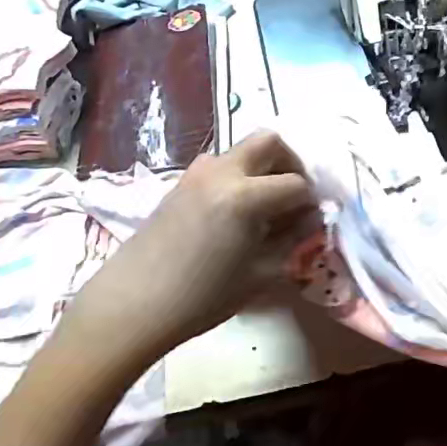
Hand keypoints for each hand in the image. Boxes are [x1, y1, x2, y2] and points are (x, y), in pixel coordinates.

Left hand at [68, 131, 314, 355]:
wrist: (135, 303)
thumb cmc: (203, 297)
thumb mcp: (261, 274)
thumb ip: (291, 240)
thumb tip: (309, 221)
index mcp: (247, 196)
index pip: (297, 184)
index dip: (310, 203)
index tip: (311, 223)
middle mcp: (223, 172)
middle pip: (270, 142)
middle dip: (290, 165)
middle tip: (292, 198)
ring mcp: (198, 173)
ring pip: (242, 150)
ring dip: (262, 169)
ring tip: (263, 208)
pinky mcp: (181, 182)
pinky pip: (220, 166)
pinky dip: (238, 177)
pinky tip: (234, 214)